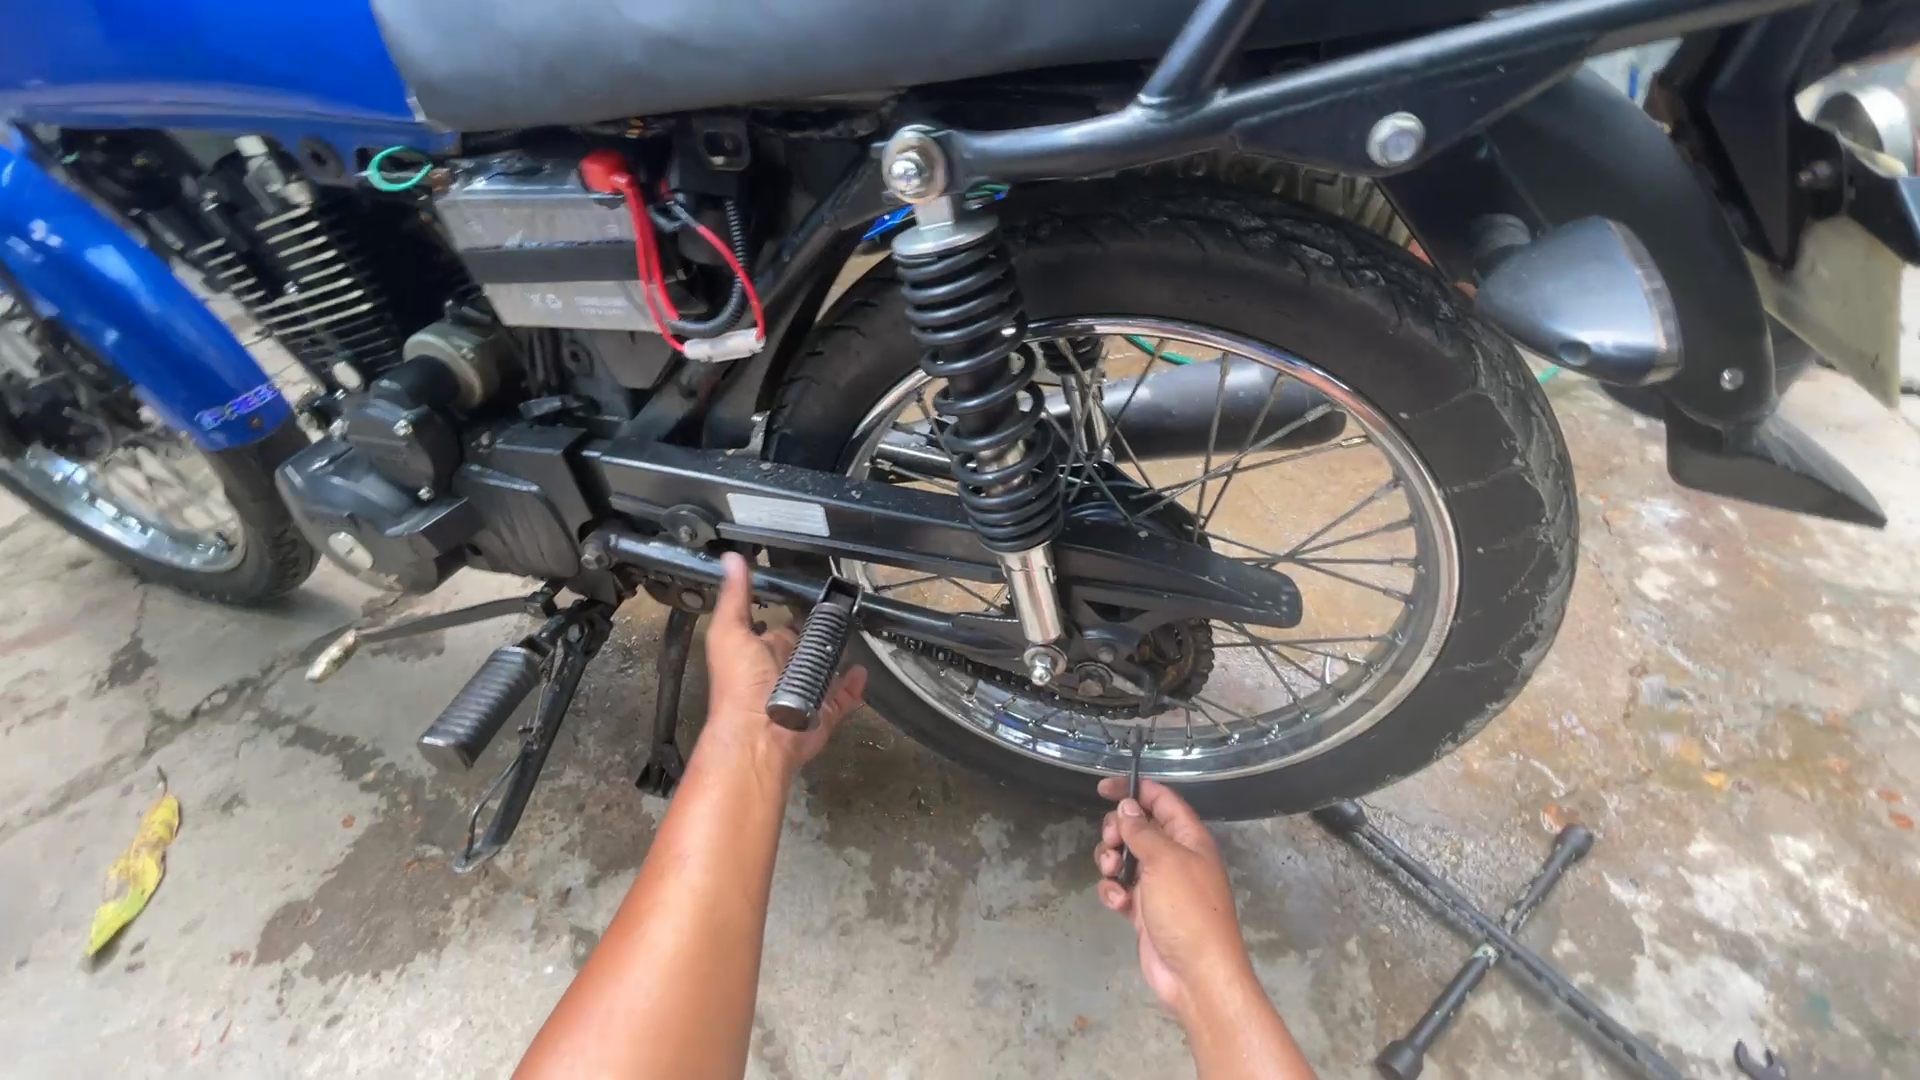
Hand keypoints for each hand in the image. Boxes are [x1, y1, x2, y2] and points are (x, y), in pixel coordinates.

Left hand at [700, 552, 866, 776]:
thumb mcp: (730, 631)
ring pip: (828, 669)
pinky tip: (862, 670)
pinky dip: (855, 684)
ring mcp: (807, 692)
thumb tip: (730, 558)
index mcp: (762, 650)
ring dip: (842, 653)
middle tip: (845, 608)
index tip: (815, 589)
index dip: (795, 609)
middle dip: (824, 630)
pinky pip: (845, 696)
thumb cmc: (739, 684)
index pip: (783, 625)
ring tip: (860, 631)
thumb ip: (735, 596)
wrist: (757, 736)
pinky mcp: (826, 712)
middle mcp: (785, 671)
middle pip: (810, 646)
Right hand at [1094, 776, 1258, 1022]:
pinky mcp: (1143, 909)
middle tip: (1112, 843)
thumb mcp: (1164, 861)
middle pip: (1137, 827)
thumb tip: (1127, 806)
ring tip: (1113, 874)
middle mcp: (1174, 856)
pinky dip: (1113, 890)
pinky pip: (1120, 887)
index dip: (1134, 789)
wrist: (1196, 975)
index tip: (1103, 789)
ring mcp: (1158, 884)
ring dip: (1111, 861)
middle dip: (1116, 830)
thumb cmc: (1187, 910)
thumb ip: (1141, 830)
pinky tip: (1118, 903)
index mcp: (1188, 838)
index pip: (1161, 800)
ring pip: (1124, 856)